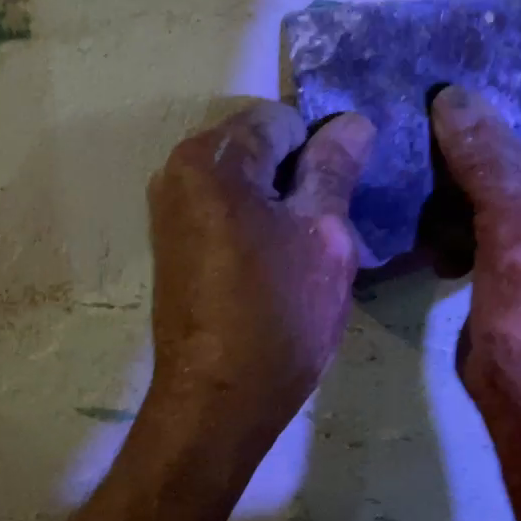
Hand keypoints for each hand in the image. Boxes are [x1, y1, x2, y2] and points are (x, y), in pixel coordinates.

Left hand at [145, 102, 376, 438]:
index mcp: (210, 158)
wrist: (217, 400)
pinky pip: (222, 208)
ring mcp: (168, 208)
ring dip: (277, 201)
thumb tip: (352, 121)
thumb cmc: (277, 315)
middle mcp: (177, 171)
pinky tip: (274, 264)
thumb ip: (335, 168)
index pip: (282, 119)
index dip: (321, 150)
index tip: (342, 196)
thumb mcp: (323, 235)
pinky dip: (252, 221)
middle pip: (256, 145)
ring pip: (242, 179)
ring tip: (303, 250)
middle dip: (298, 174)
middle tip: (328, 226)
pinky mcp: (170, 241)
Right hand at [430, 88, 520, 426]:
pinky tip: (434, 242)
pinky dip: (466, 232)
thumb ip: (484, 145)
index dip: (504, 116)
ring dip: (462, 197)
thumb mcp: (519, 209)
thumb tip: (451, 93)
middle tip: (419, 158)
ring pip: (508, 196)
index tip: (441, 121)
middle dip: (475, 159)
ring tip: (420, 202)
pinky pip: (500, 233)